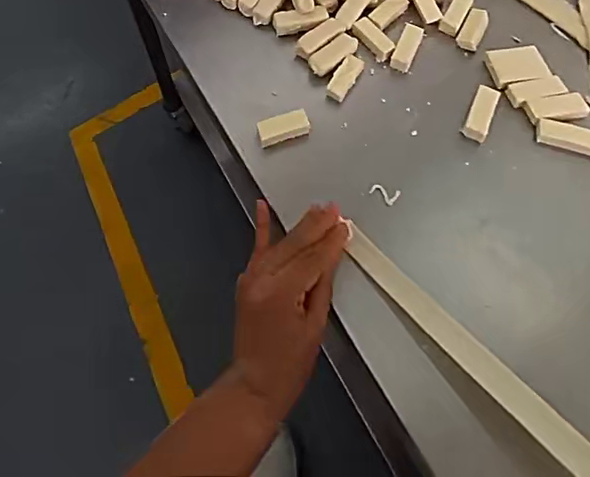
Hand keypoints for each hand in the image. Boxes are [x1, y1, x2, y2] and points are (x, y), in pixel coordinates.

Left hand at [227, 200, 350, 422]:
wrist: (254, 383)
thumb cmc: (288, 365)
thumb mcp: (314, 327)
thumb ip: (320, 288)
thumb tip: (329, 259)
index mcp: (281, 291)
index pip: (312, 259)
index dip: (330, 243)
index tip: (343, 227)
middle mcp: (262, 278)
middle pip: (295, 245)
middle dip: (316, 227)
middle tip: (333, 210)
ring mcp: (251, 277)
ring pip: (279, 244)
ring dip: (299, 226)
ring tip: (316, 209)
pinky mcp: (246, 279)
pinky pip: (256, 249)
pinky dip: (261, 227)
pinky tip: (262, 207)